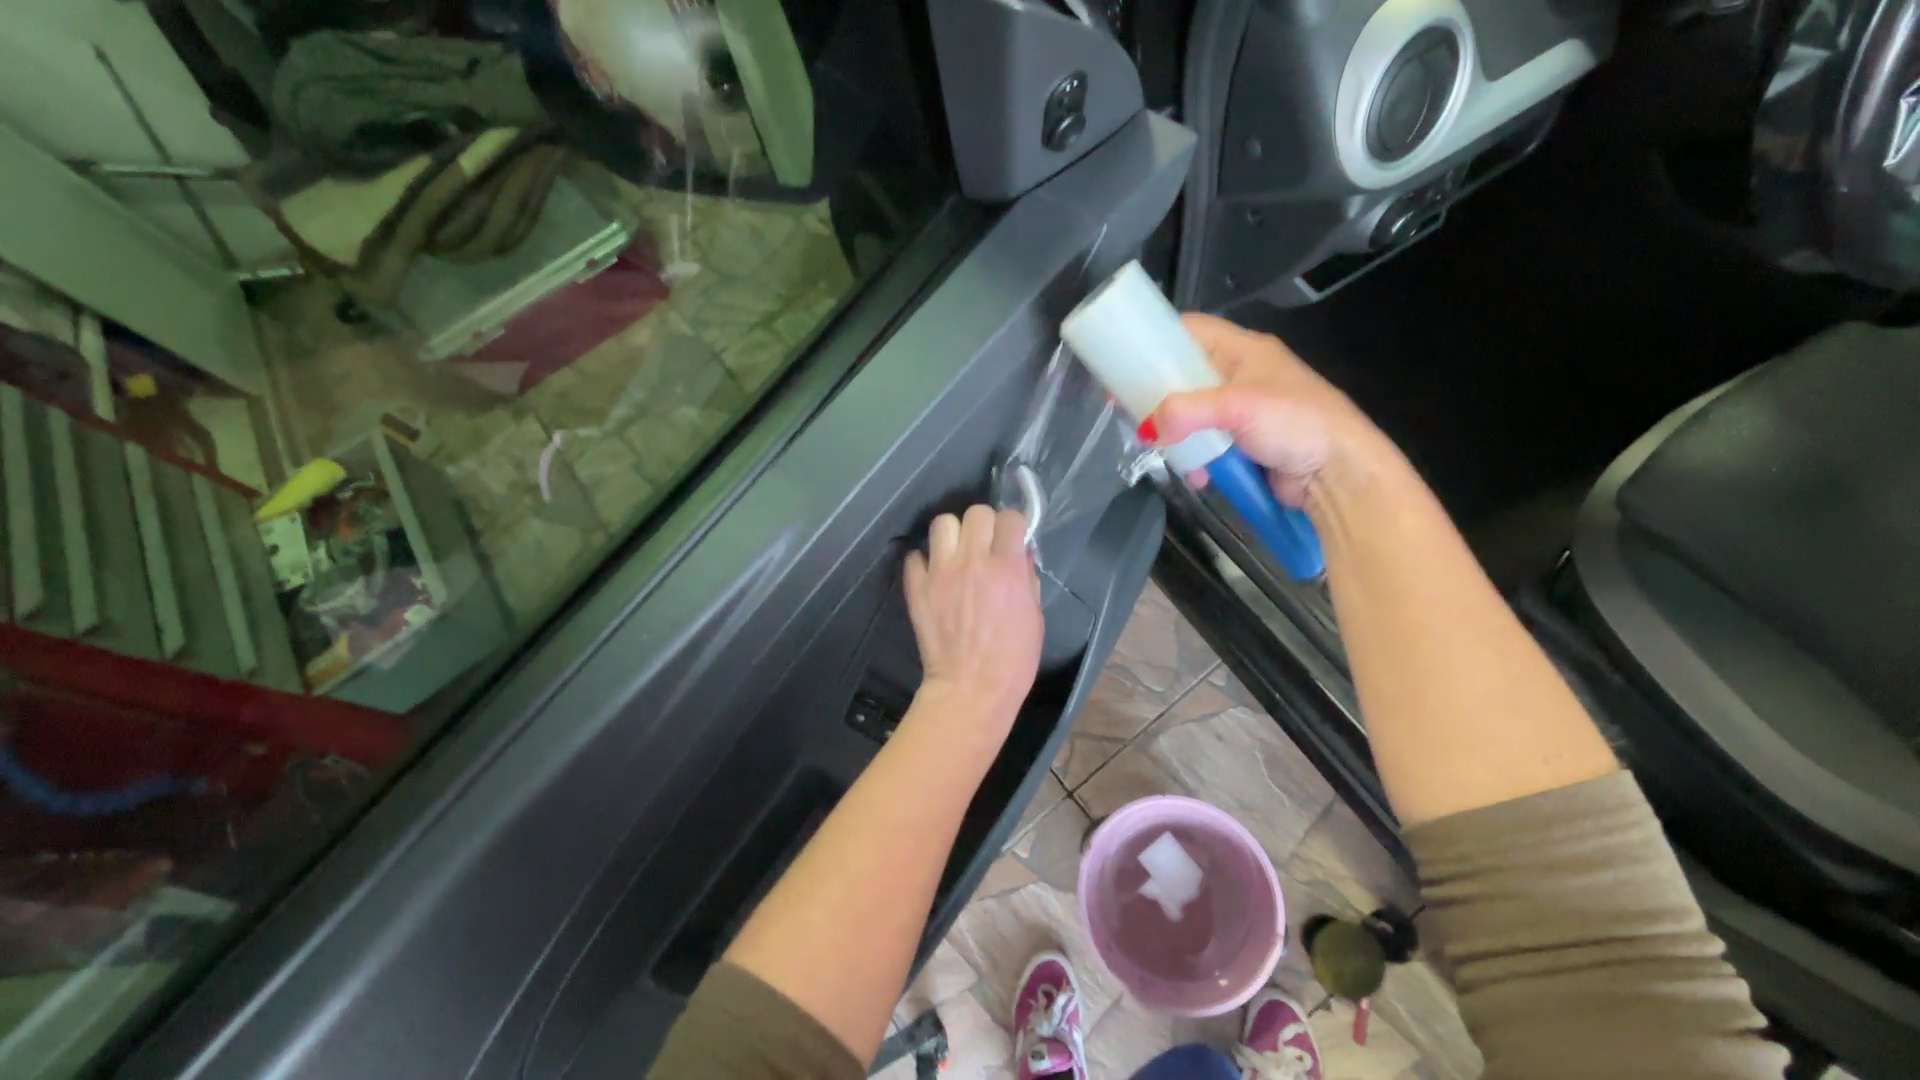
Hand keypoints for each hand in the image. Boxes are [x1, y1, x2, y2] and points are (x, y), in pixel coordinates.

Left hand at [904, 505, 1043, 719]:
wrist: (971, 689)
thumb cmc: (1013, 660)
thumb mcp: (1035, 617)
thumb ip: (1027, 579)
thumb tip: (1020, 554)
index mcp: (1007, 568)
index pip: (1009, 518)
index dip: (1013, 525)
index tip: (1012, 538)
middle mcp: (973, 562)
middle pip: (976, 513)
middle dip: (984, 524)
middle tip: (985, 544)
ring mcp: (940, 573)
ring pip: (942, 523)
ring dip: (953, 534)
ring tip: (957, 553)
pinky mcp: (917, 588)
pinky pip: (915, 556)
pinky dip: (925, 561)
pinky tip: (935, 575)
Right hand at [1152, 314, 1397, 506]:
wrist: (1339, 473)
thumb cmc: (1296, 423)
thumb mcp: (1237, 407)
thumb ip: (1186, 411)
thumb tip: (1146, 427)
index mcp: (1244, 351)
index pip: (1190, 331)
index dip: (1156, 342)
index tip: (1124, 361)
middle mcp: (1241, 375)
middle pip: (1185, 377)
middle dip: (1158, 396)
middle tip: (1129, 410)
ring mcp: (1244, 411)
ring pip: (1192, 415)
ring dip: (1177, 434)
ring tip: (1163, 449)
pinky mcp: (1246, 444)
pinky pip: (1207, 445)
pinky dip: (1197, 458)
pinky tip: (1198, 473)